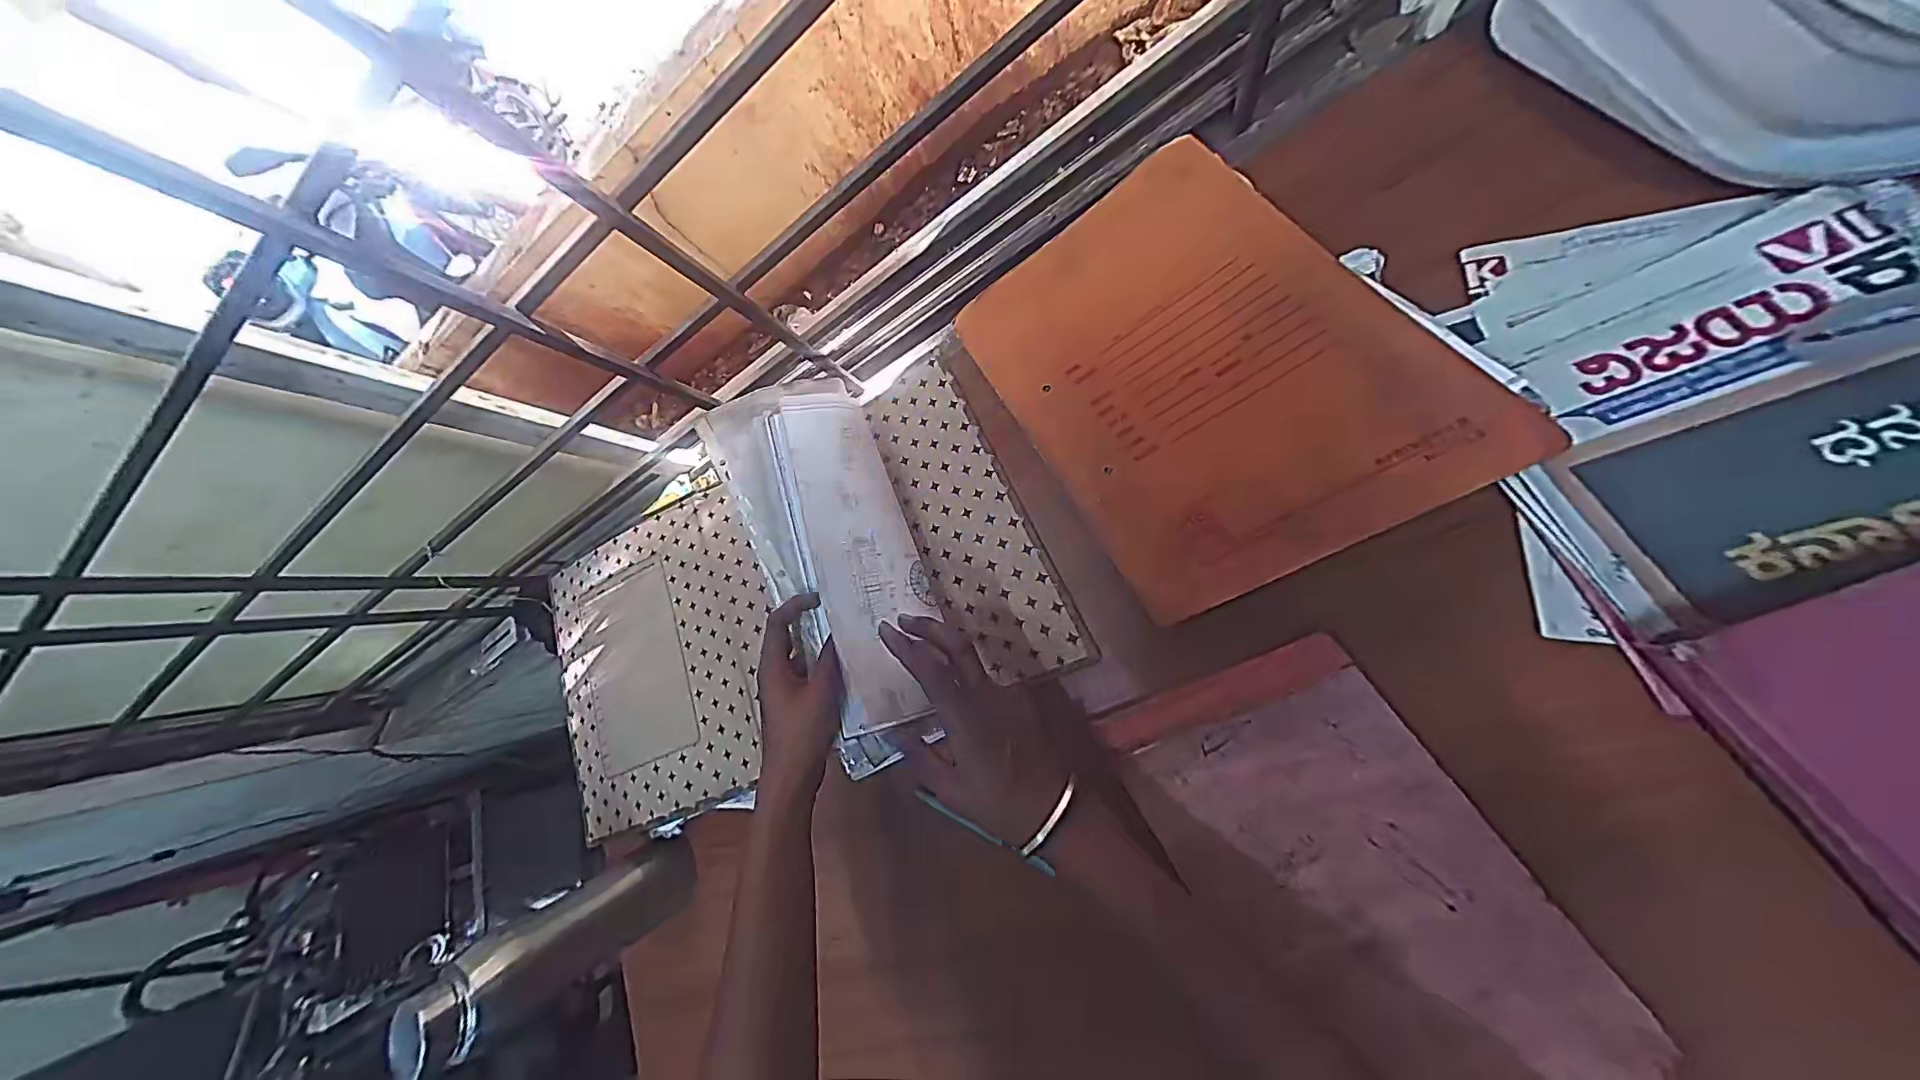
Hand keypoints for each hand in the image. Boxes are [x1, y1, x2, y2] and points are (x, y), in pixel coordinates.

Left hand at [755, 593, 842, 810]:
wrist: (792, 777)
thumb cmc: (802, 733)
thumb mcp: (822, 692)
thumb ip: (830, 660)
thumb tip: (838, 633)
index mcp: (773, 666)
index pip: (778, 622)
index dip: (795, 604)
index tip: (819, 599)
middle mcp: (775, 674)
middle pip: (790, 637)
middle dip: (812, 622)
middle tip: (839, 614)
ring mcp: (785, 690)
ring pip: (803, 658)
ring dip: (822, 646)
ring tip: (848, 637)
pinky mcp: (796, 704)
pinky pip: (810, 675)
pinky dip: (825, 667)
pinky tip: (848, 669)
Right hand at [879, 614, 1071, 849]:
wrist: (1058, 809)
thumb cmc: (1000, 805)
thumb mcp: (952, 792)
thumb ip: (920, 758)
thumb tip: (893, 733)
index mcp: (964, 717)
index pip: (929, 669)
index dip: (905, 646)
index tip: (885, 630)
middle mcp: (986, 696)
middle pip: (956, 645)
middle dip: (928, 626)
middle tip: (904, 620)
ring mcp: (1008, 694)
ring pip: (974, 655)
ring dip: (947, 640)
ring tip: (926, 638)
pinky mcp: (1022, 699)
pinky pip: (988, 674)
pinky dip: (966, 665)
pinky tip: (956, 674)